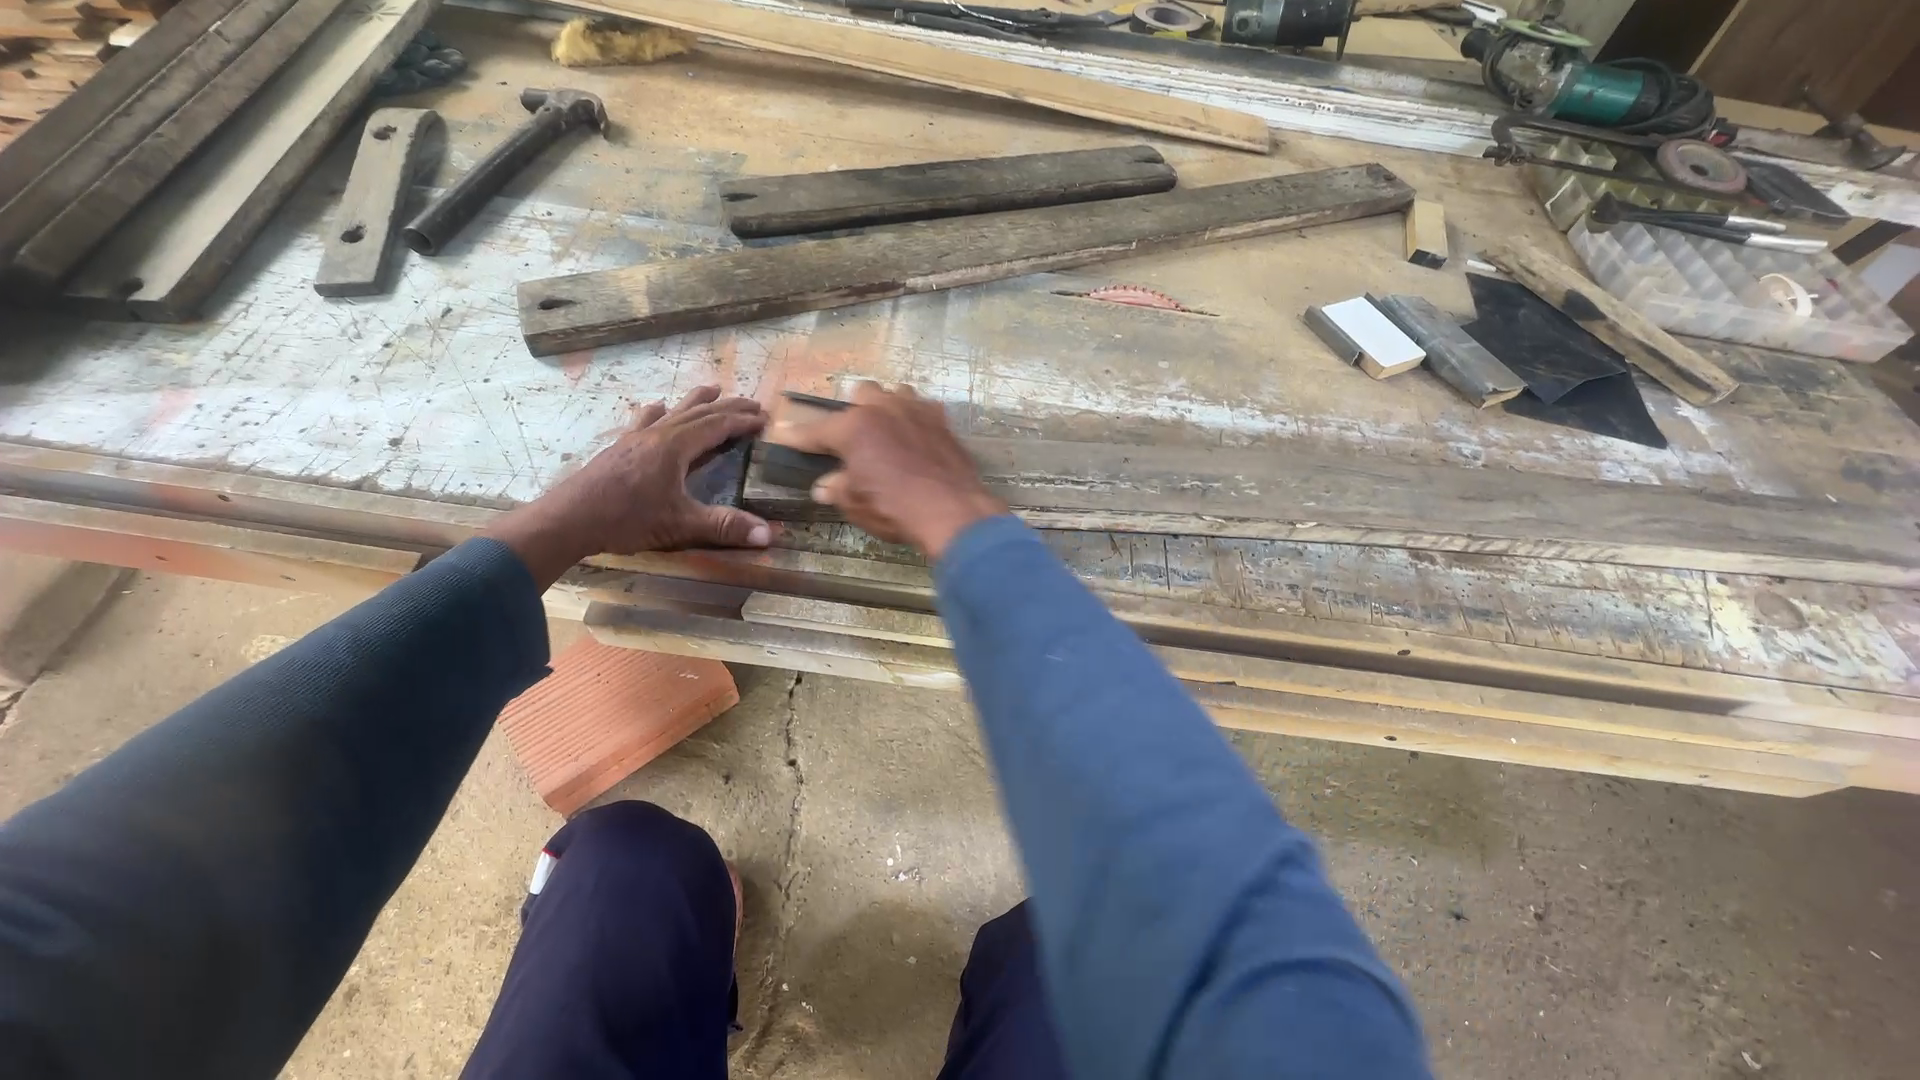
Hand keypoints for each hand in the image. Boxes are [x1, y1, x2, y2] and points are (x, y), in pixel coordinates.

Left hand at [486, 387, 769, 587]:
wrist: (570, 518)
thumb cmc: (626, 519)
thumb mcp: (681, 524)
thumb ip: (724, 526)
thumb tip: (768, 535)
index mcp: (676, 447)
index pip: (717, 425)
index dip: (743, 420)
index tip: (765, 417)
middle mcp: (658, 435)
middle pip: (699, 413)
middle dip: (728, 406)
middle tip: (752, 402)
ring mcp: (636, 439)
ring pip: (673, 412)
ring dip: (696, 401)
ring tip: (711, 388)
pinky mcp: (619, 449)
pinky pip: (644, 421)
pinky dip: (658, 412)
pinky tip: (656, 407)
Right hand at [773, 382, 1006, 559]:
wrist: (951, 510)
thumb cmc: (894, 508)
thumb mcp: (856, 503)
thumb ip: (837, 488)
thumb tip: (824, 487)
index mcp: (853, 427)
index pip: (816, 430)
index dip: (798, 436)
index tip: (783, 434)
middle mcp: (883, 409)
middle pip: (861, 394)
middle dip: (853, 410)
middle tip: (852, 436)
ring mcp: (916, 410)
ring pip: (895, 392)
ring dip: (887, 406)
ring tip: (886, 428)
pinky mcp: (943, 421)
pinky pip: (923, 409)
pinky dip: (914, 419)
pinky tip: (916, 436)